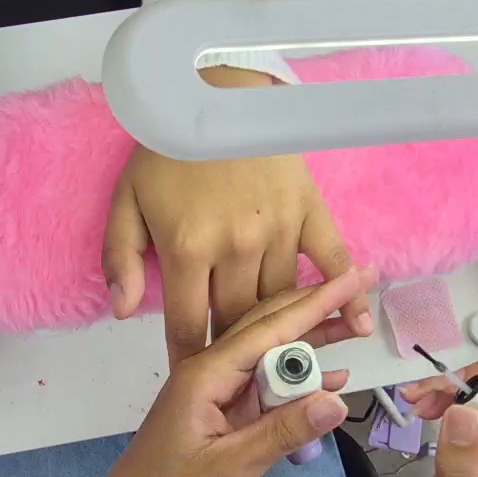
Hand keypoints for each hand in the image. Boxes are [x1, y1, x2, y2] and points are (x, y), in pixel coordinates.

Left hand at [72, 266, 377, 476]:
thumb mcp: (230, 468)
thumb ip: (282, 433)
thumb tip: (338, 400)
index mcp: (208, 372)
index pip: (270, 328)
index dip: (316, 302)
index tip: (355, 277)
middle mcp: (212, 367)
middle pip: (272, 328)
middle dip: (318, 307)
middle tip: (365, 284)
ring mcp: (217, 385)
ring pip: (271, 352)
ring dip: (313, 342)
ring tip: (358, 324)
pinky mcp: (222, 403)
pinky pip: (265, 381)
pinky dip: (297, 379)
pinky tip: (331, 378)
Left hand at [102, 65, 370, 364]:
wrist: (215, 94)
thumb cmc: (167, 154)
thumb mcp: (126, 201)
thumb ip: (121, 258)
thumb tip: (124, 313)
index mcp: (187, 248)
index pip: (190, 324)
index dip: (189, 358)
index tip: (193, 382)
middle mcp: (236, 247)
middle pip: (238, 321)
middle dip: (234, 354)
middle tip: (237, 378)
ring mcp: (278, 230)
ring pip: (281, 301)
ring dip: (282, 334)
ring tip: (285, 362)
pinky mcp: (309, 212)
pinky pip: (331, 260)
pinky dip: (345, 294)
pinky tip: (356, 326)